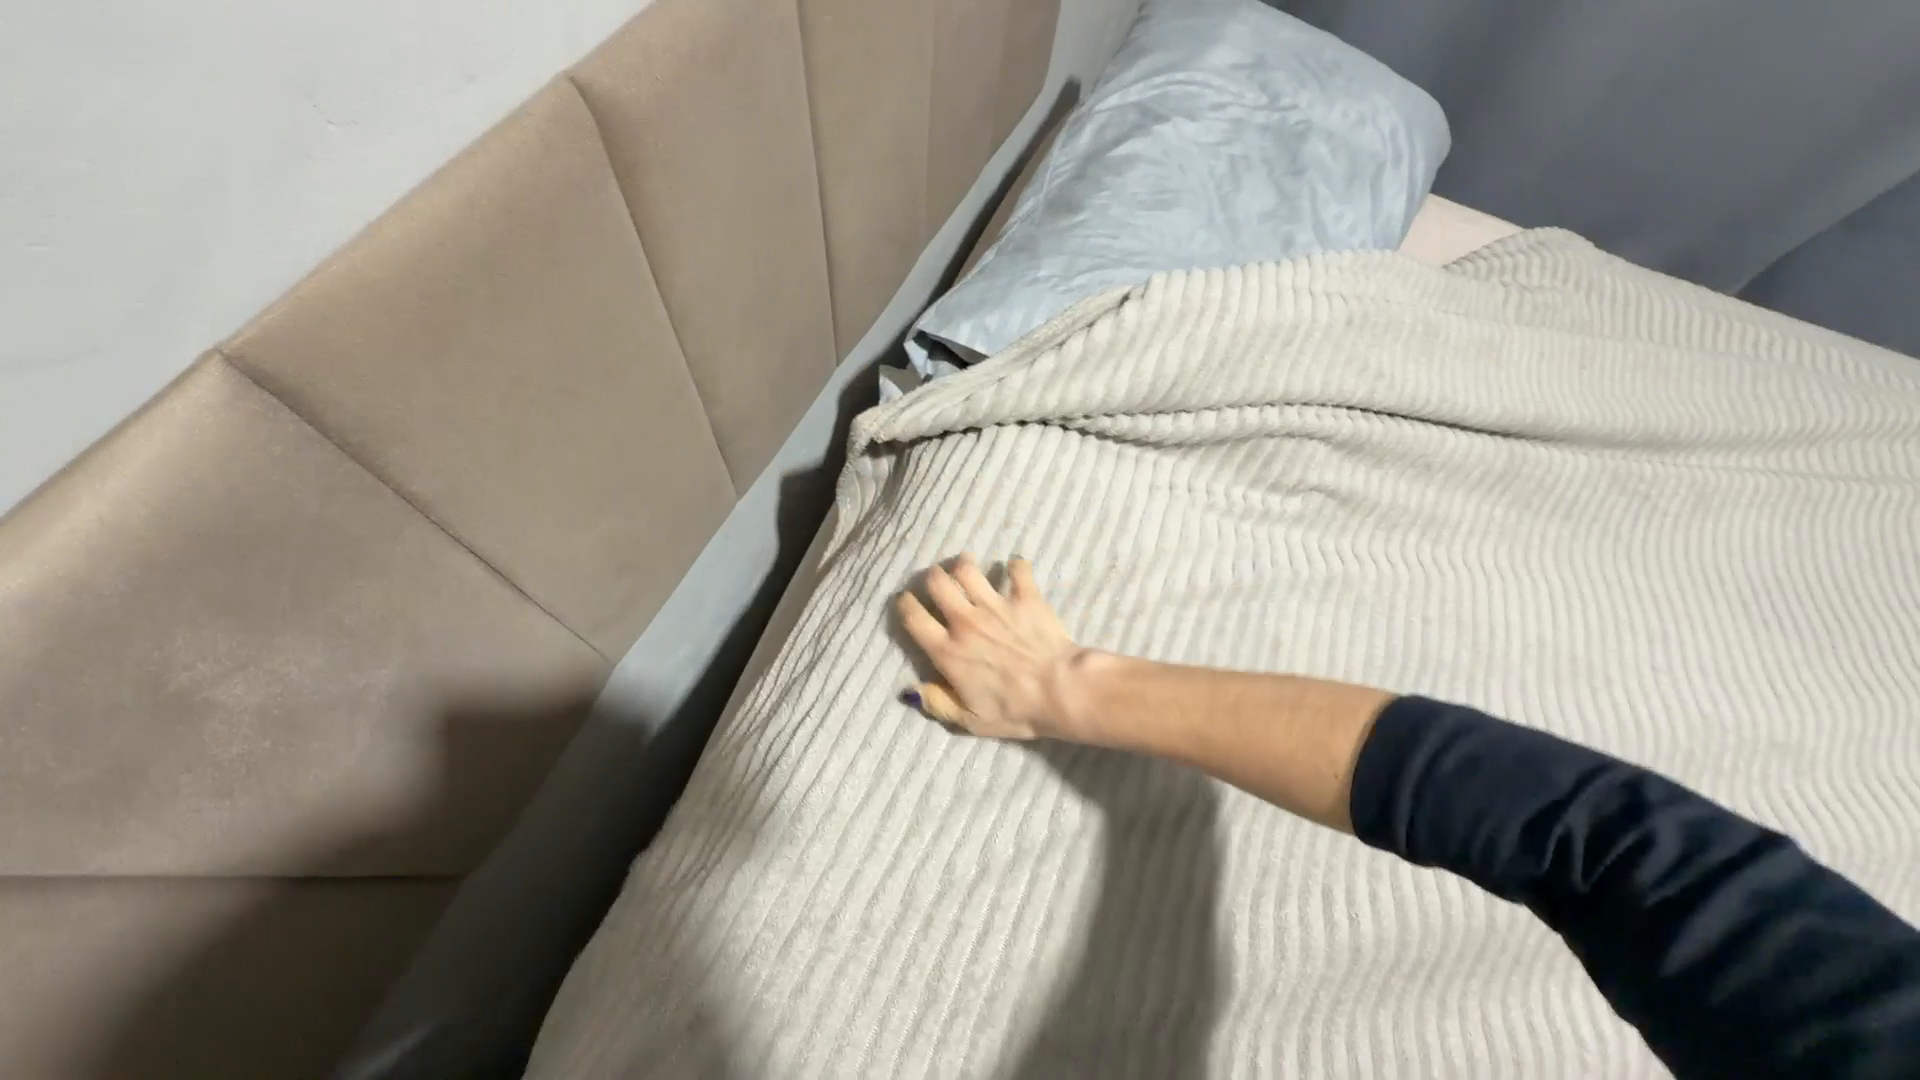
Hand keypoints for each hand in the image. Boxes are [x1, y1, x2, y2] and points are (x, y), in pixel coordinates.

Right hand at [895, 555, 1086, 739]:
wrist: (1060, 691)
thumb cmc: (1015, 711)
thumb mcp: (971, 721)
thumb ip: (938, 704)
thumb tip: (912, 691)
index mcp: (948, 651)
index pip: (913, 617)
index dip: (904, 604)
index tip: (906, 601)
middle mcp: (965, 621)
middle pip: (937, 582)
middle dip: (932, 577)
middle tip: (937, 581)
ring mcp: (996, 606)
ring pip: (968, 569)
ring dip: (963, 564)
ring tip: (965, 566)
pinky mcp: (1026, 598)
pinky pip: (1017, 570)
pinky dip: (1015, 566)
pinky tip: (1015, 570)